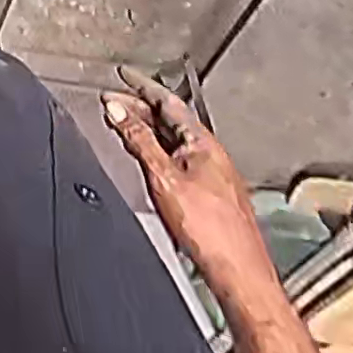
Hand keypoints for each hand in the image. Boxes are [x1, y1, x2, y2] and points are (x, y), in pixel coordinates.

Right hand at [103, 65, 267, 275]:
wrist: (239, 277)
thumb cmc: (211, 232)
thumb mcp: (162, 176)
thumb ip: (137, 139)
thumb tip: (117, 110)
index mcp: (203, 143)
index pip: (167, 101)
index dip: (142, 86)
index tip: (124, 75)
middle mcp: (211, 154)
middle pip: (170, 120)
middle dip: (139, 108)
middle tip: (113, 102)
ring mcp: (213, 175)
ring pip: (174, 140)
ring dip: (147, 130)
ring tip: (124, 126)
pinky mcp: (211, 194)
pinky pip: (178, 159)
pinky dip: (157, 151)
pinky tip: (147, 161)